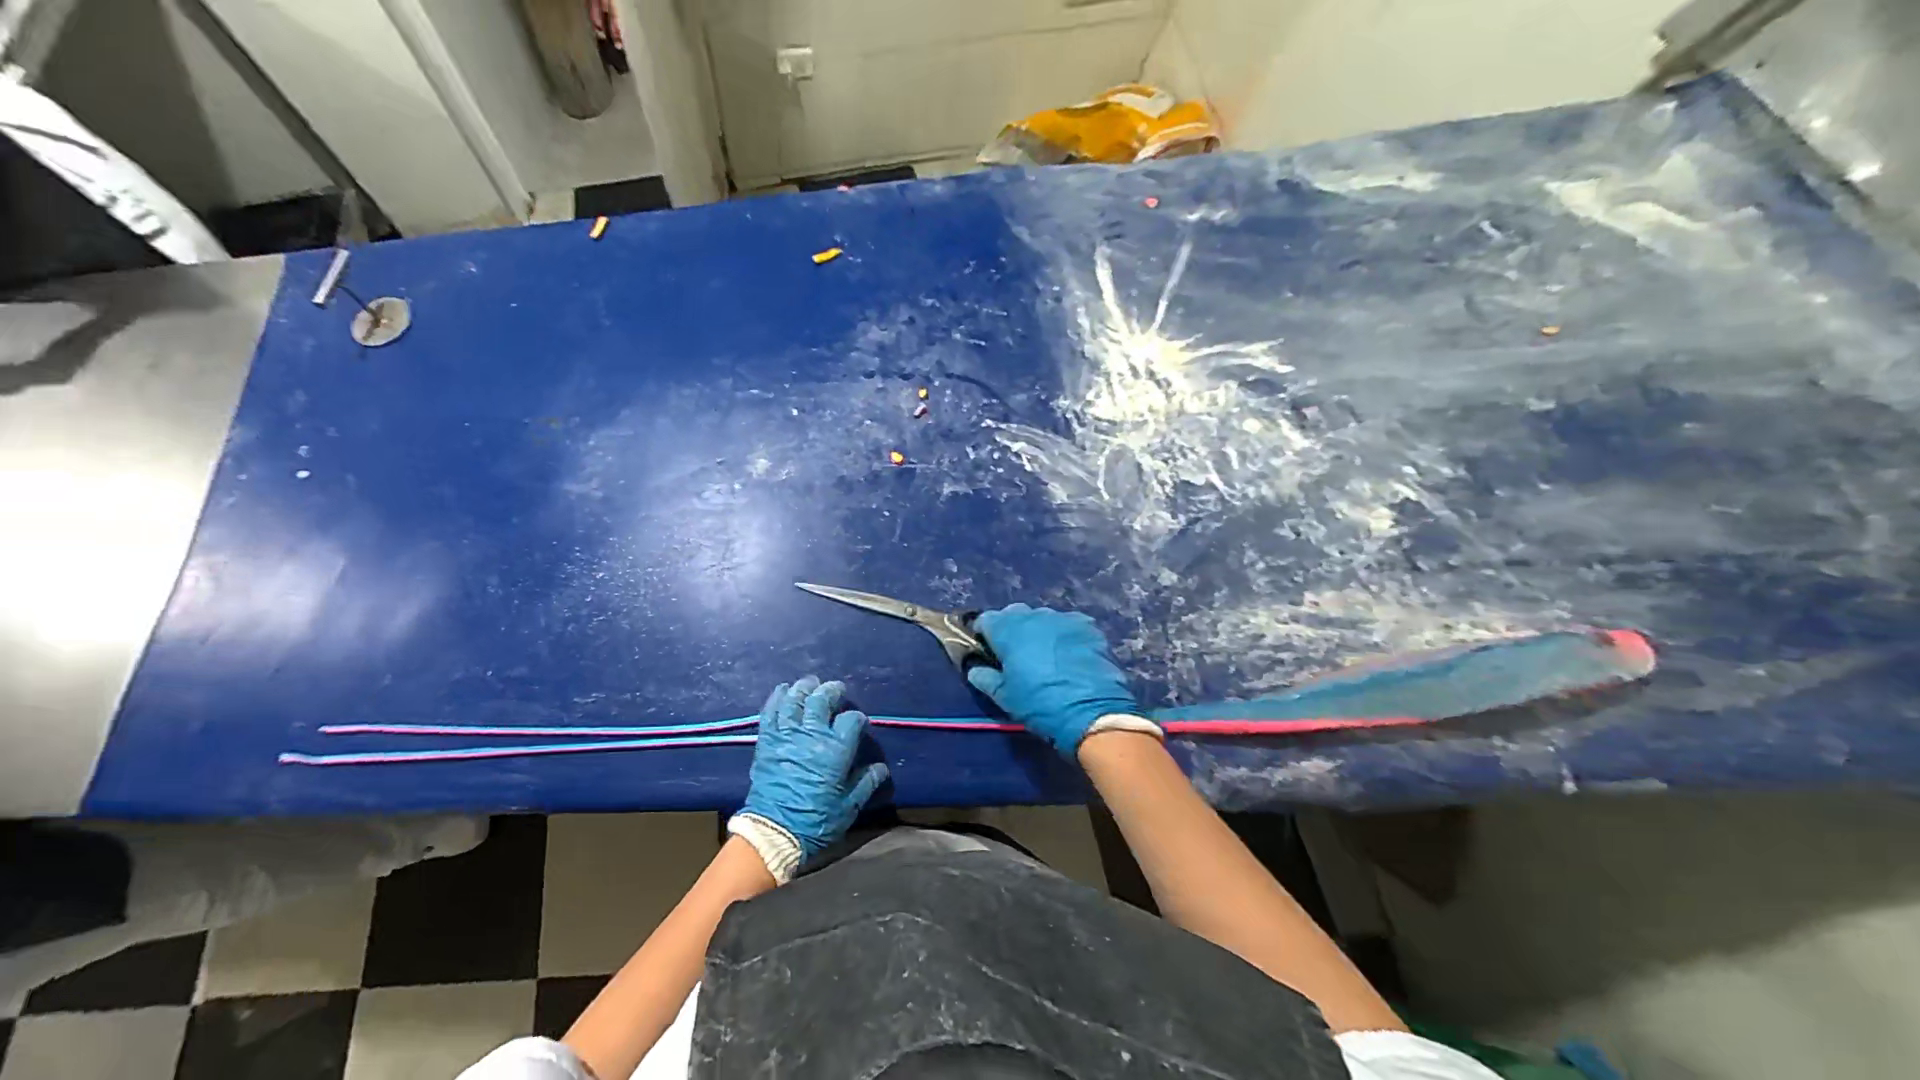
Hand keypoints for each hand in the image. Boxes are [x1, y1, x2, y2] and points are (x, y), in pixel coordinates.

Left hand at [732, 676, 887, 880]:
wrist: (774, 832)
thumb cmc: (816, 820)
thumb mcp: (849, 806)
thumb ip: (865, 783)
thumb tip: (880, 768)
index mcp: (836, 750)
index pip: (851, 720)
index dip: (856, 718)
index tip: (859, 723)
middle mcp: (812, 736)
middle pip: (822, 700)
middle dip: (831, 691)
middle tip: (836, 689)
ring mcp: (787, 736)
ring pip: (795, 700)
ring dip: (804, 689)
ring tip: (810, 683)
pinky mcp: (768, 742)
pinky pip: (771, 712)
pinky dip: (777, 698)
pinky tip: (783, 690)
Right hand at [965, 604, 1148, 757]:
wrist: (1092, 713)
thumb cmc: (1040, 705)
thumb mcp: (1005, 697)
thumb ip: (985, 678)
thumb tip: (975, 669)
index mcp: (1008, 629)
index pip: (986, 620)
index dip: (984, 635)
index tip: (987, 652)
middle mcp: (1034, 616)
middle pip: (1014, 615)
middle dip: (1011, 631)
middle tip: (1016, 657)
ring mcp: (1063, 619)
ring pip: (1042, 619)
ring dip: (1038, 632)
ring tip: (1044, 657)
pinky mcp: (1087, 627)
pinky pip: (1068, 625)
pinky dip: (1063, 636)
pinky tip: (1068, 656)